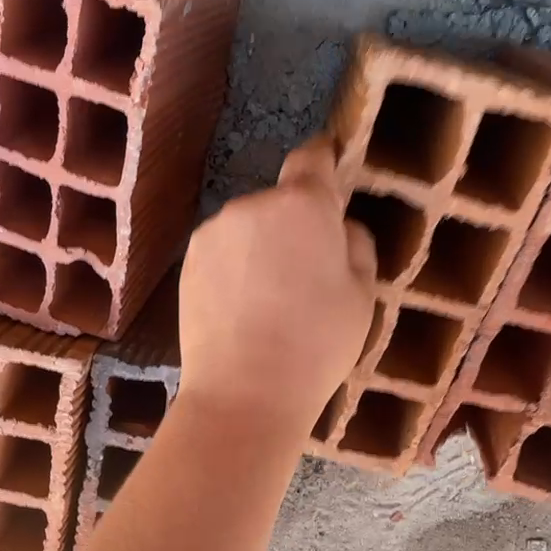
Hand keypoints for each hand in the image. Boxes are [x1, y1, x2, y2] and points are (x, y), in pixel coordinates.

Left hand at [178, 137, 377, 431]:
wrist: (244, 393)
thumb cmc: (316, 344)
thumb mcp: (362, 295)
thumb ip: (356, 245)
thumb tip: (340, 228)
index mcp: (302, 204)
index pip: (312, 158)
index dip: (324, 161)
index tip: (331, 172)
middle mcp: (252, 205)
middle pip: (280, 201)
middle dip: (294, 225)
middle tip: (307, 275)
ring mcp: (213, 233)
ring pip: (249, 228)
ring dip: (262, 248)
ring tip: (270, 302)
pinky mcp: (188, 262)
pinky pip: (223, 252)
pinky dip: (235, 268)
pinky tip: (242, 310)